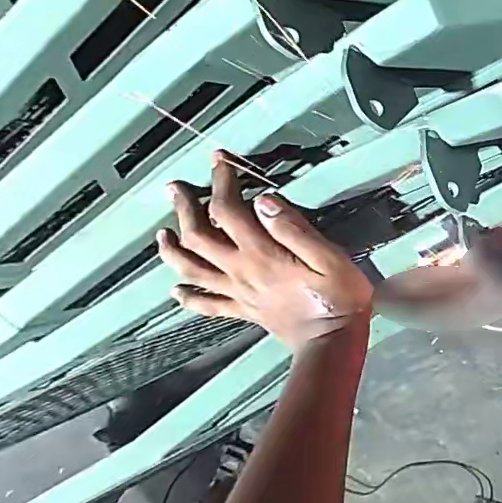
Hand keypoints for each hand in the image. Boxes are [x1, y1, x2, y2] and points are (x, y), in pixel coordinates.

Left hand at [157, 152, 374, 350]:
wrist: (332, 341)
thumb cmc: (340, 296)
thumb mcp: (330, 256)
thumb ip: (295, 228)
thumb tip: (264, 200)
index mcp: (262, 253)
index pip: (228, 211)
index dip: (220, 182)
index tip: (219, 161)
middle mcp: (241, 271)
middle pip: (197, 237)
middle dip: (184, 208)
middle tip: (176, 188)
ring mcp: (238, 293)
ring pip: (191, 269)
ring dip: (171, 250)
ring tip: (162, 235)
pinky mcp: (243, 311)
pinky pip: (207, 304)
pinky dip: (187, 297)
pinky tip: (177, 291)